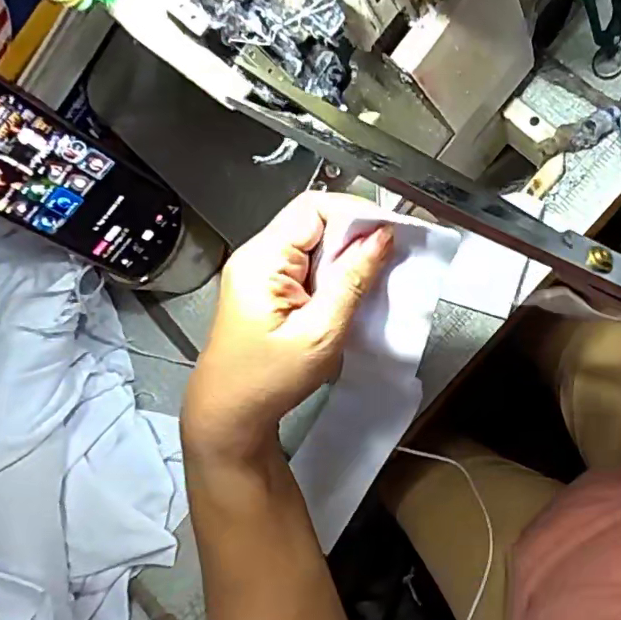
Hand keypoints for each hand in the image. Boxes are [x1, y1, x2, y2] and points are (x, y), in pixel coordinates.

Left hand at [183, 192, 393, 461]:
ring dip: (347, 257)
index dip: (356, 213)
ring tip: (370, 282)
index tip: (389, 231)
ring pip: (315, 243)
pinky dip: (335, 274)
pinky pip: (309, 264)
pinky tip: (348, 294)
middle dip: (356, 236)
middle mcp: (257, 257)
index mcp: (262, 261)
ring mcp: (262, 271)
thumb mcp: (321, 332)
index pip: (313, 207)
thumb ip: (352, 280)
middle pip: (316, 221)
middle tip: (387, 260)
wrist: (231, 412)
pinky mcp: (270, 286)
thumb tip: (380, 238)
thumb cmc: (266, 381)